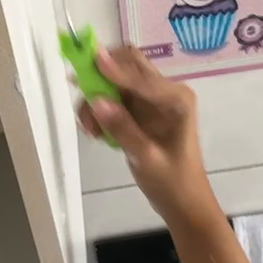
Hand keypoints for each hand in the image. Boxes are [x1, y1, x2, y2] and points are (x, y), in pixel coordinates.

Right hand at [78, 46, 217, 229]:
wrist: (184, 203)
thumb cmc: (173, 183)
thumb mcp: (147, 158)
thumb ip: (122, 128)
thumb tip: (96, 100)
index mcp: (177, 99)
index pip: (141, 76)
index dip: (115, 68)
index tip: (91, 59)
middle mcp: (164, 92)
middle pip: (128, 67)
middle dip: (101, 75)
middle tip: (78, 88)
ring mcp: (151, 101)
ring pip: (115, 83)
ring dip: (96, 98)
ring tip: (90, 129)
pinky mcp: (139, 112)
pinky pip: (113, 100)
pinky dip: (100, 111)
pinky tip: (98, 133)